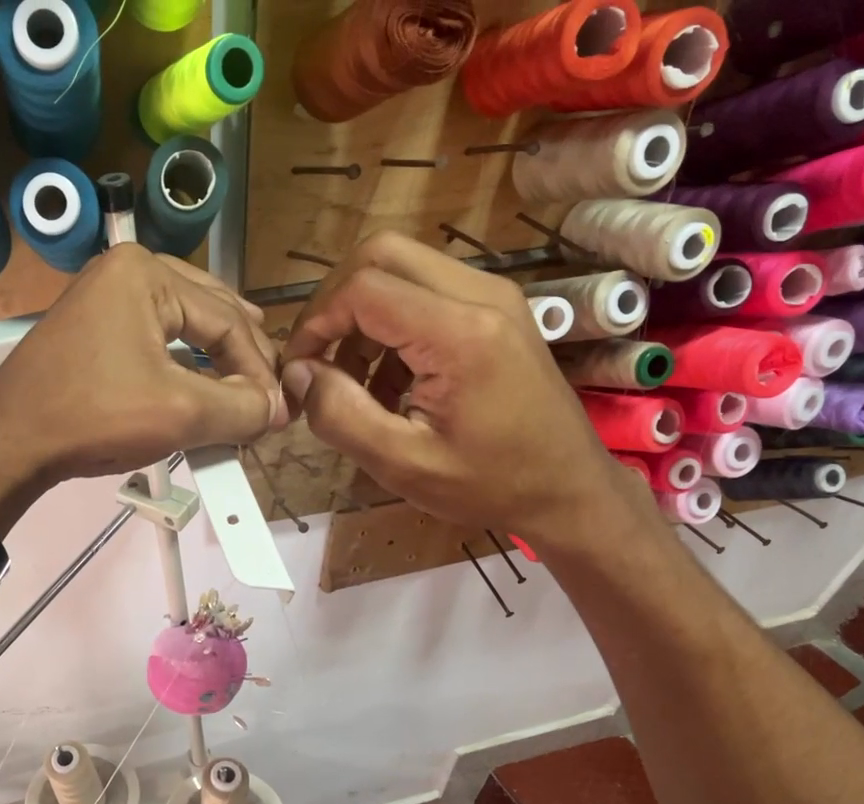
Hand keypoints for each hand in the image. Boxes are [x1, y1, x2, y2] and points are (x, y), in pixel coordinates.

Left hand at [0, 245, 287, 533]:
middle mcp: (123, 272)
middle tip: (268, 393)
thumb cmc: (94, 418)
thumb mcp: (181, 413)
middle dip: (241, 356)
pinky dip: (181, 364)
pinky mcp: (89, 329)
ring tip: (242, 385)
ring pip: (181, 324)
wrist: (7, 445)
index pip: (228, 318)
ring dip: (212, 359)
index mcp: (145, 273)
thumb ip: (242, 407)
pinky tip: (196, 384)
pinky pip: (152, 338)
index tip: (279, 412)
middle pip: (207, 310)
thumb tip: (277, 408)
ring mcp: (101, 298)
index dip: (260, 369)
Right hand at [280, 232, 627, 538]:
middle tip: (317, 359)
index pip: (362, 287)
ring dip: (362, 313)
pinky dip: (390, 321)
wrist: (568, 489)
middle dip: (335, 302)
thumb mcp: (402, 464)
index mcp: (460, 333)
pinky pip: (425, 289)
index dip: (315, 322)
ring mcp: (493, 295)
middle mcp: (481, 294)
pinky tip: (387, 380)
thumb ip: (340, 414)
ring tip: (351, 380)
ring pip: (402, 266)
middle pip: (381, 254)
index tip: (298, 369)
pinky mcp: (495, 307)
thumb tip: (296, 372)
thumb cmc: (489, 485)